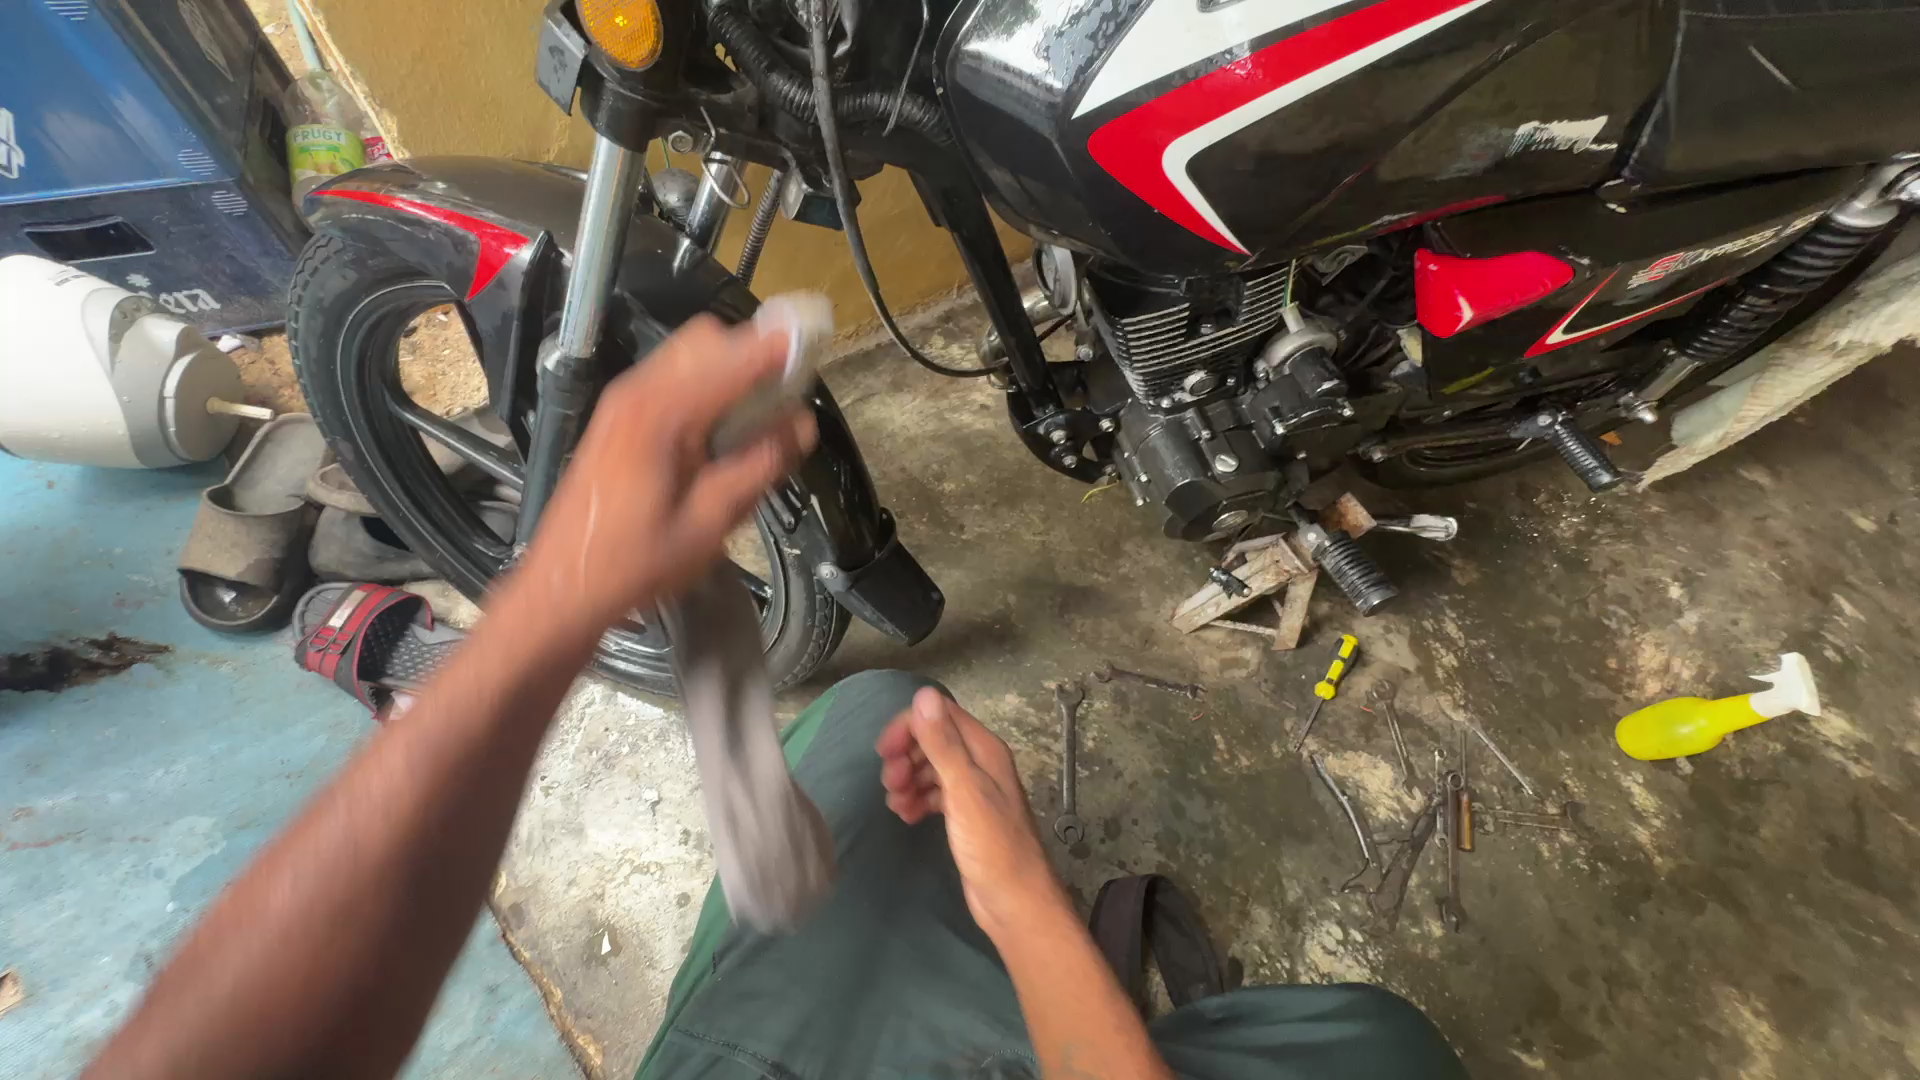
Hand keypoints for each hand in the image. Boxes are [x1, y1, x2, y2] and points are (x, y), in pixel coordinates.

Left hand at [514, 313, 817, 632]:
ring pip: (690, 354)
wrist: (563, 585)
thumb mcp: (710, 524)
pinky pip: (674, 377)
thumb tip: (802, 425)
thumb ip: (759, 467)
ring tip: (762, 412)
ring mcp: (624, 401)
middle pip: (708, 340)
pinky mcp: (620, 416)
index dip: (778, 348)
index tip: (814, 344)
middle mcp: (639, 393)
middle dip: (753, 355)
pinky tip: (724, 428)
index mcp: (662, 415)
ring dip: (731, 369)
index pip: (731, 359)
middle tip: (787, 393)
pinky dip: (708, 385)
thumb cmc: (636, 562)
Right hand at [876, 688, 1069, 940]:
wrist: (1014, 902)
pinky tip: (906, 816)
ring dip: (908, 779)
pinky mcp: (965, 815)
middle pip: (933, 740)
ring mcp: (973, 789)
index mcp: (984, 749)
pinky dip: (917, 799)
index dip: (909, 726)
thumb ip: (942, 743)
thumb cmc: (992, 844)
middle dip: (905, 756)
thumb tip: (923, 695)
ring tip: (897, 805)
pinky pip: (934, 794)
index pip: (940, 715)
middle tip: (890, 784)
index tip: (884, 752)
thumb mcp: (964, 790)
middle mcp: (980, 762)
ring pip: (930, 768)